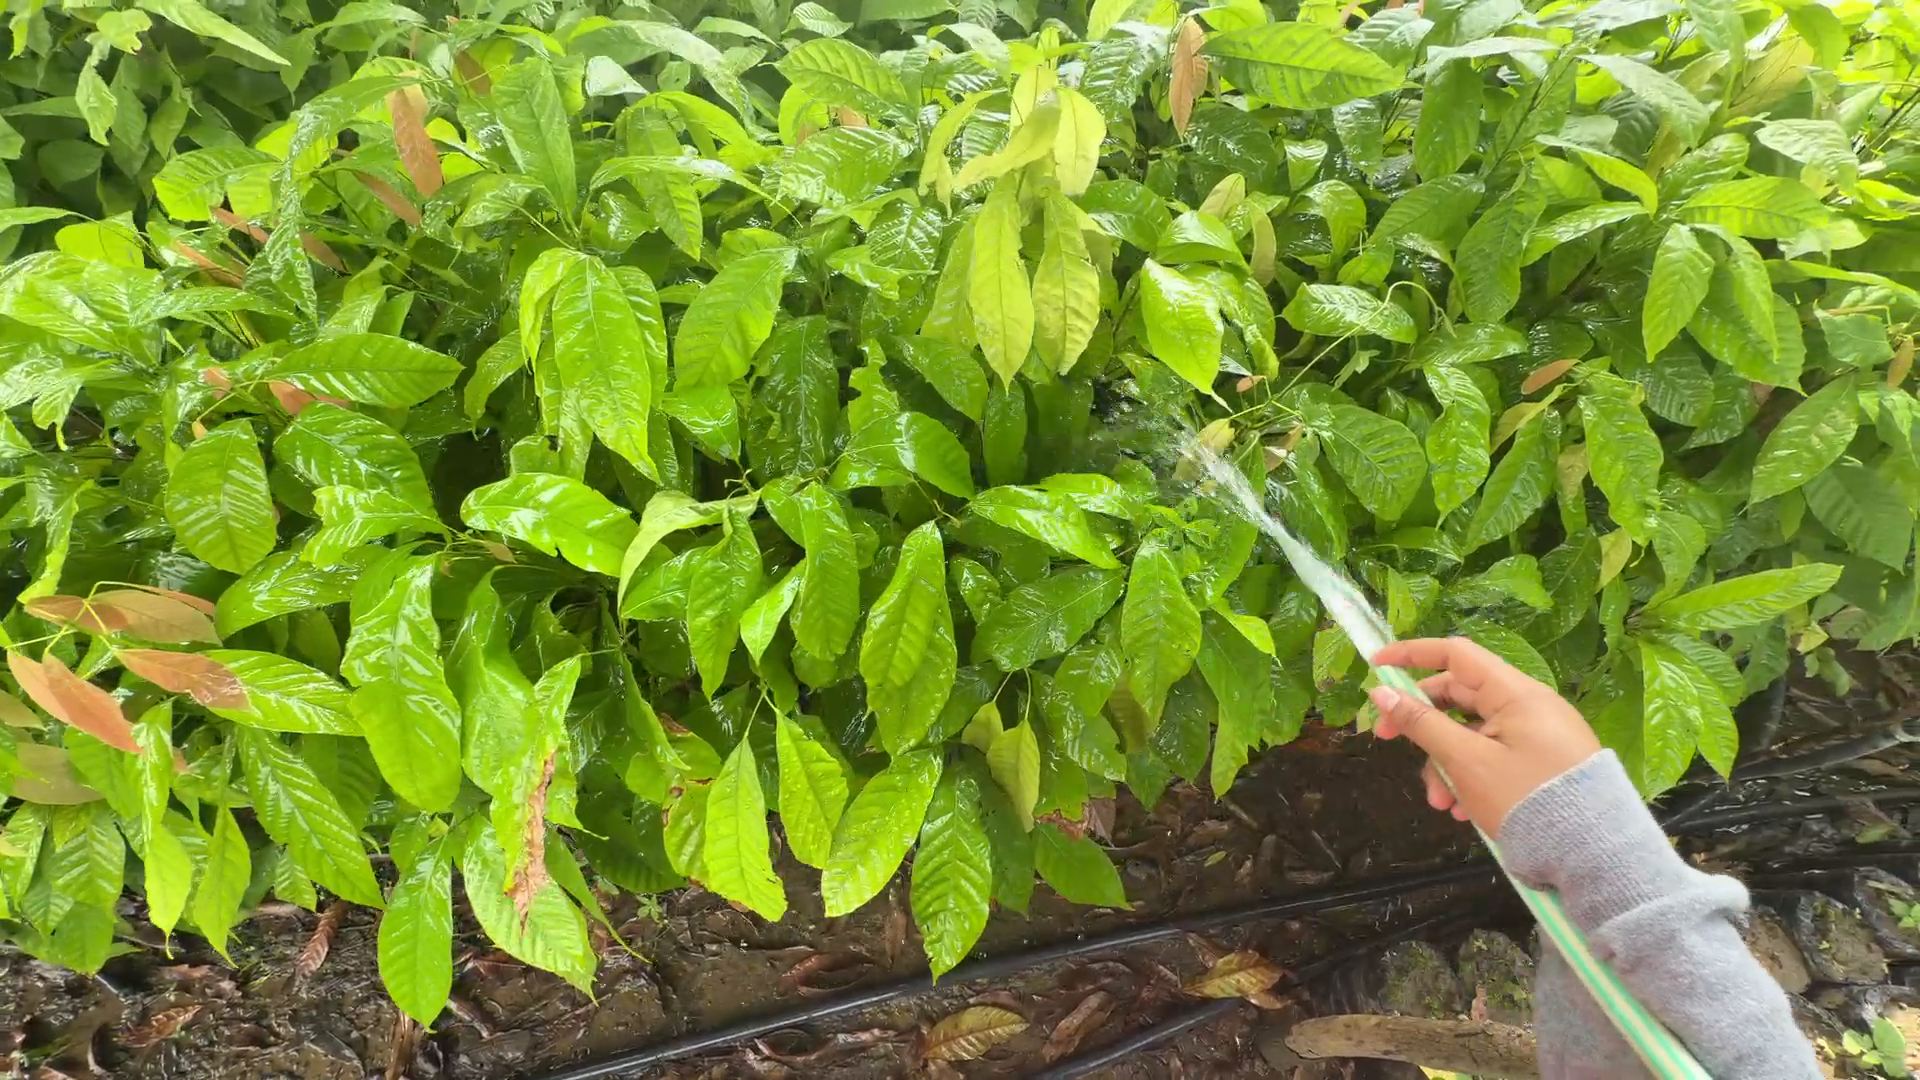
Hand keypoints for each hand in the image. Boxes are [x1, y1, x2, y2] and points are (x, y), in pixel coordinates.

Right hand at [1367, 637, 1601, 838]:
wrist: (1601, 862)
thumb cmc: (1527, 799)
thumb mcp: (1464, 760)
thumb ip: (1420, 722)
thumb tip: (1381, 693)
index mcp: (1516, 694)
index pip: (1455, 654)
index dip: (1411, 654)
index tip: (1376, 667)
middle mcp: (1529, 707)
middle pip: (1457, 696)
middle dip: (1420, 722)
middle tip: (1387, 740)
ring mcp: (1537, 736)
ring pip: (1470, 732)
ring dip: (1443, 760)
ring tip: (1439, 801)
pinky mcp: (1541, 763)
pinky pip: (1491, 755)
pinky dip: (1468, 774)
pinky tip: (1461, 808)